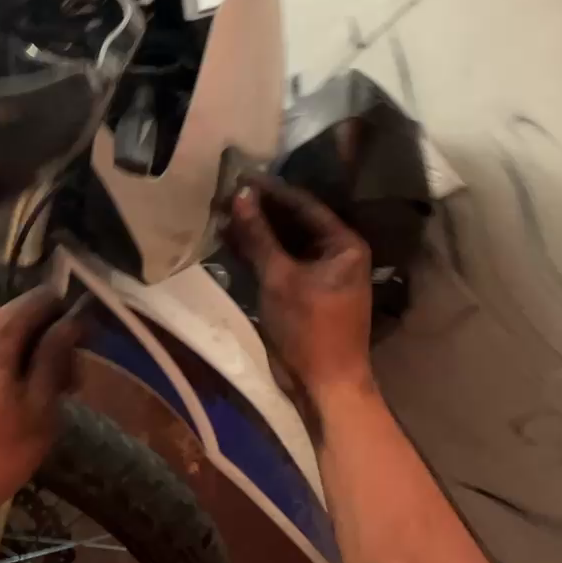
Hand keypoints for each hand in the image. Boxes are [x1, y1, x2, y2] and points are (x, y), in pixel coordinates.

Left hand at [0, 287, 85, 515]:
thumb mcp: (36, 413)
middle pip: (21, 319)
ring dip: (22, 363)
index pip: (43, 298)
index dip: (68, 321)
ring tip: (31, 409)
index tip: (78, 358)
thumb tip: (69, 323)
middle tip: (62, 394)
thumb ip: (54, 360)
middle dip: (46, 348)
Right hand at [225, 174, 375, 404]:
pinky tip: (227, 239)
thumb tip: (239, 194)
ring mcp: (316, 271)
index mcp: (343, 244)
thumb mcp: (280, 277)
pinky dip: (254, 251)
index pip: (303, 205)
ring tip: (218, 213)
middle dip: (258, 210)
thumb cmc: (309, 328)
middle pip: (291, 221)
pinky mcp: (299, 289)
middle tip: (223, 194)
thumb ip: (258, 234)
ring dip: (252, 229)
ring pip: (280, 240)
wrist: (322, 386)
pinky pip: (276, 260)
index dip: (270, 190)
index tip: (239, 175)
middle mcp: (333, 253)